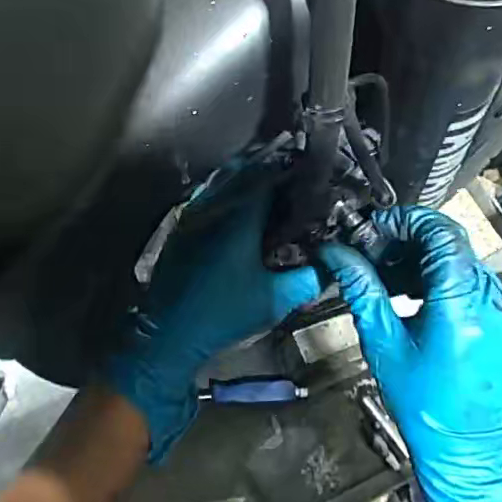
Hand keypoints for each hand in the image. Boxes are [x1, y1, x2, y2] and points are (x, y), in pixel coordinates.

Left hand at [104, 180, 321, 460]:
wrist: (170, 331)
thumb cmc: (224, 314)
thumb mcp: (277, 299)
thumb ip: (310, 276)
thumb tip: (331, 260)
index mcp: (239, 218)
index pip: (267, 174)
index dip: (290, 170)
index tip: (307, 174)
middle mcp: (212, 207)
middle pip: (244, 171)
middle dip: (270, 171)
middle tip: (292, 181)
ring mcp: (192, 214)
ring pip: (223, 182)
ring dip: (247, 181)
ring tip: (271, 193)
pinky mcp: (180, 226)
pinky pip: (208, 197)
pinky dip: (227, 196)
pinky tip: (241, 213)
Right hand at [318, 207, 501, 501]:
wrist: (473, 452)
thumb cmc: (424, 405)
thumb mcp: (383, 344)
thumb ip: (362, 290)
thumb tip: (337, 253)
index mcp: (463, 309)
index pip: (442, 235)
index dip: (405, 221)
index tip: (375, 229)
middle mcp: (496, 304)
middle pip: (453, 245)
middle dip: (409, 240)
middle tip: (374, 252)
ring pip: (465, 261)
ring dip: (426, 259)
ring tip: (392, 277)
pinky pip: (478, 283)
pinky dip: (445, 279)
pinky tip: (418, 297)